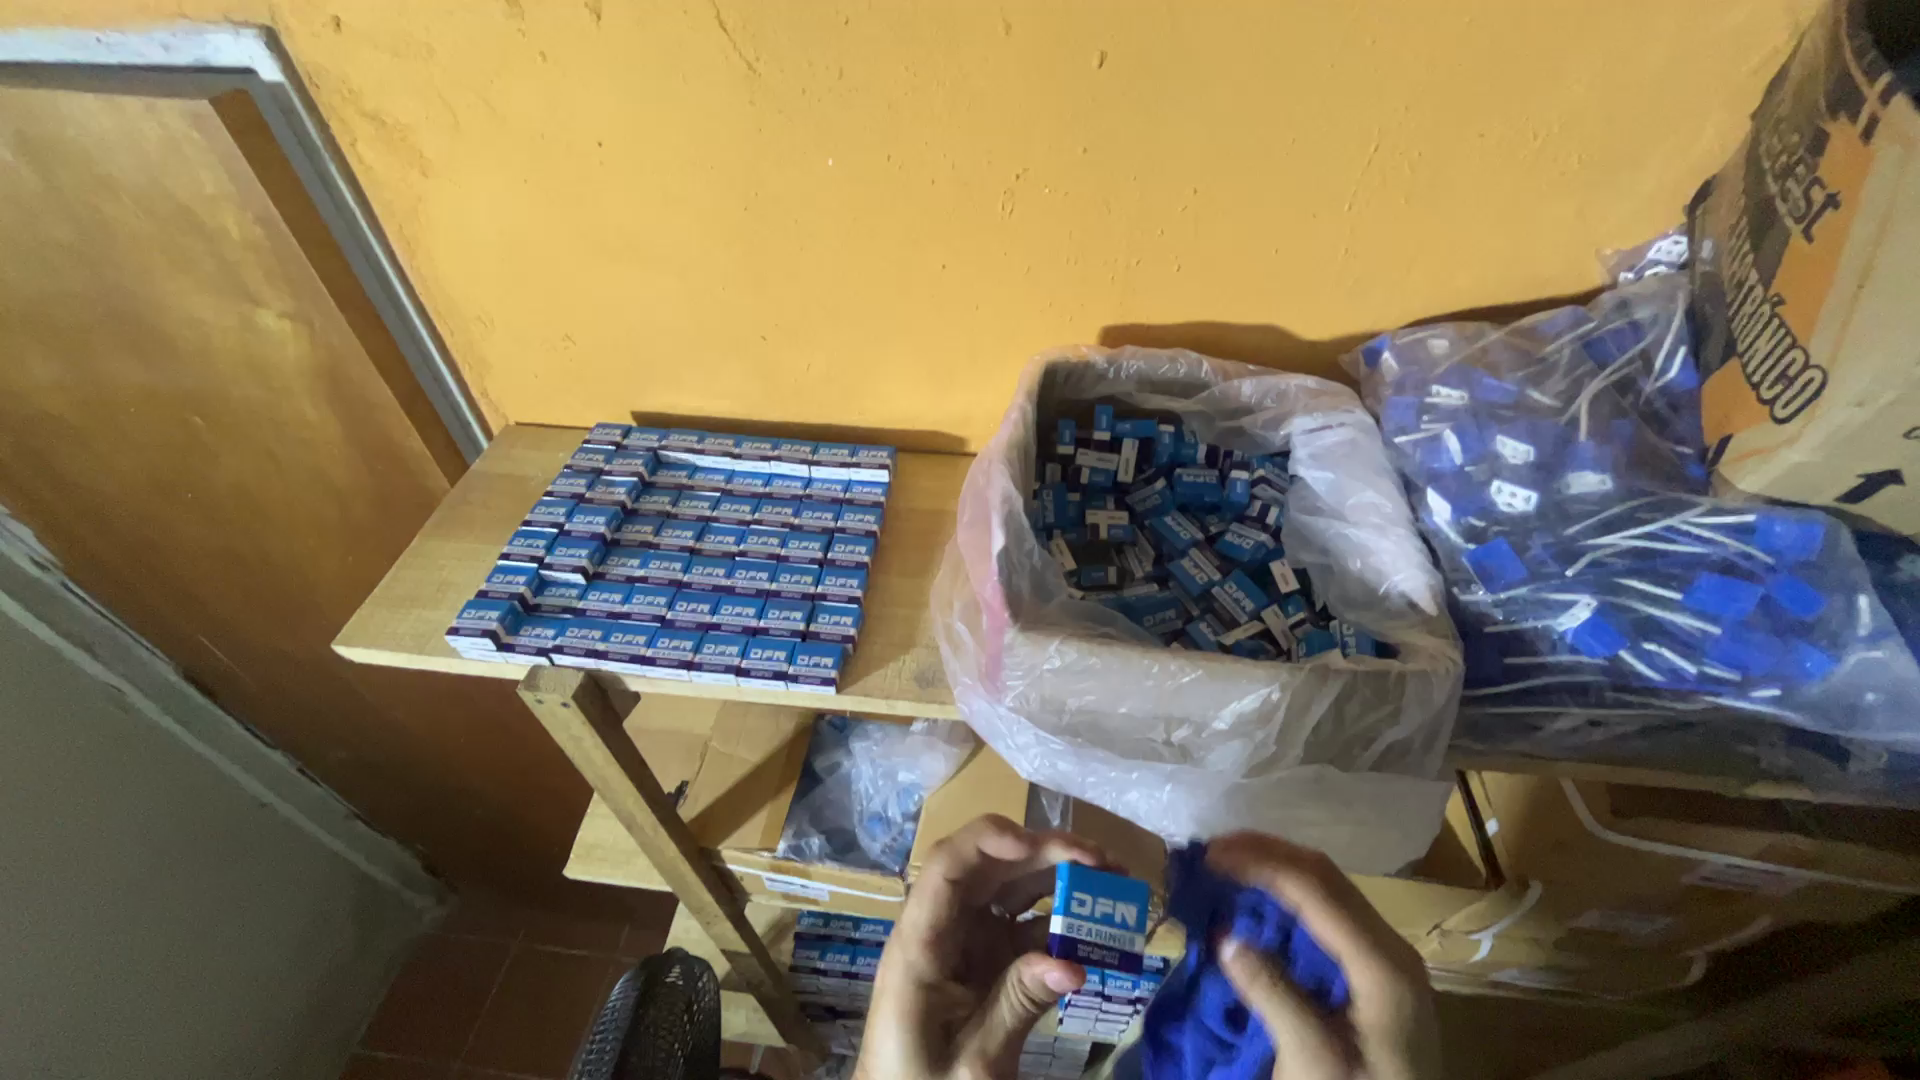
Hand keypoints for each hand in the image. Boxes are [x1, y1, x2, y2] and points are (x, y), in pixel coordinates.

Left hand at [853, 814, 1106, 1079]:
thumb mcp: (972, 1064)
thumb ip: (1016, 1007)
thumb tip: (1073, 966)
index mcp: (921, 941)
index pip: (947, 867)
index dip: (988, 841)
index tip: (1035, 843)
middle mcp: (944, 924)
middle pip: (989, 866)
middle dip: (1044, 852)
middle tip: (1102, 860)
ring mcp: (967, 936)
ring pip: (1012, 886)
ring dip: (1059, 875)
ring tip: (1112, 877)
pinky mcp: (988, 955)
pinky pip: (1026, 924)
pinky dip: (1062, 919)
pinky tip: (1098, 923)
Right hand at [1209, 833, 1440, 1079]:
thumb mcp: (1316, 1063)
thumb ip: (1275, 997)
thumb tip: (1226, 936)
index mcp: (1383, 964)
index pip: (1316, 888)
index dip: (1260, 863)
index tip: (1209, 856)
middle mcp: (1389, 947)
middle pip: (1323, 875)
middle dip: (1264, 853)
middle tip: (1210, 850)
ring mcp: (1384, 955)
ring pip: (1326, 885)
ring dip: (1274, 867)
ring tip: (1226, 863)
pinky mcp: (1372, 969)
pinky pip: (1327, 909)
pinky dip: (1286, 892)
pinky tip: (1256, 897)